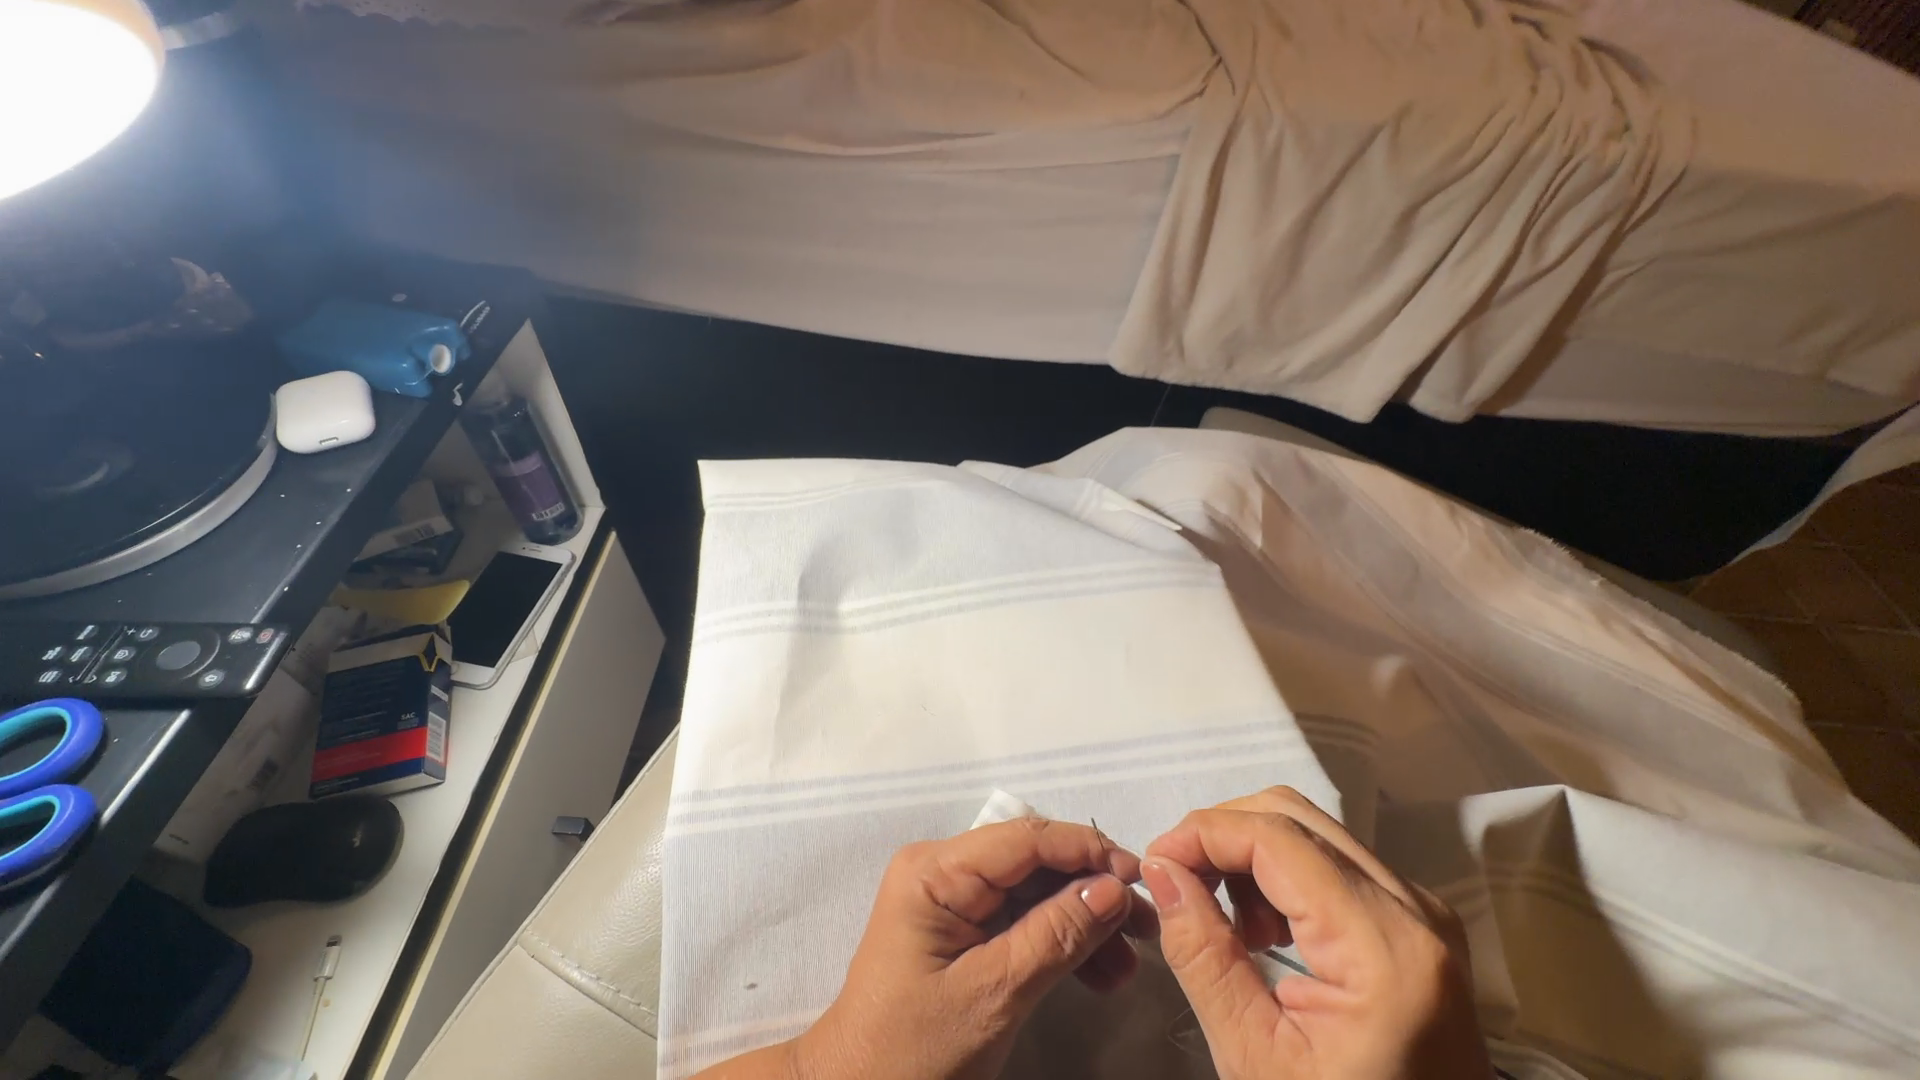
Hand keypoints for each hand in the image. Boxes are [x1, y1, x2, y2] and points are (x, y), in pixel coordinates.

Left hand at [698, 818, 1155, 1079]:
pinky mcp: (962, 927)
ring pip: (1034, 891)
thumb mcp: (992, 994)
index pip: (1024, 838)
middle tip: (1146, 926)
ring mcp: (952, 898)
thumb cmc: (914, 1049)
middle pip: (1033, 861)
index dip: (1085, 850)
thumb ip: (1055, 936)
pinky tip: (1099, 971)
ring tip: (1130, 963)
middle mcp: (944, 870)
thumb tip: (1113, 889)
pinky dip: (1060, 940)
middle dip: (1090, 890)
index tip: (1141, 877)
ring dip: (1083, 920)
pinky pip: (1021, 919)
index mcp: (937, 871)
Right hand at [1141, 788, 1489, 1079]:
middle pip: (1294, 815)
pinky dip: (1280, 873)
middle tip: (1179, 887)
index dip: (1203, 834)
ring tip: (1229, 925)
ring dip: (1249, 853)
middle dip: (1222, 836)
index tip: (1154, 865)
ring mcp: (1422, 911)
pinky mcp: (1416, 920)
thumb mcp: (1253, 1057)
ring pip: (1311, 829)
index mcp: (1384, 948)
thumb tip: (1160, 870)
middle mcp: (1414, 910)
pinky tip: (1264, 930)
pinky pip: (1333, 859)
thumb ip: (1202, 954)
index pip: (1276, 837)